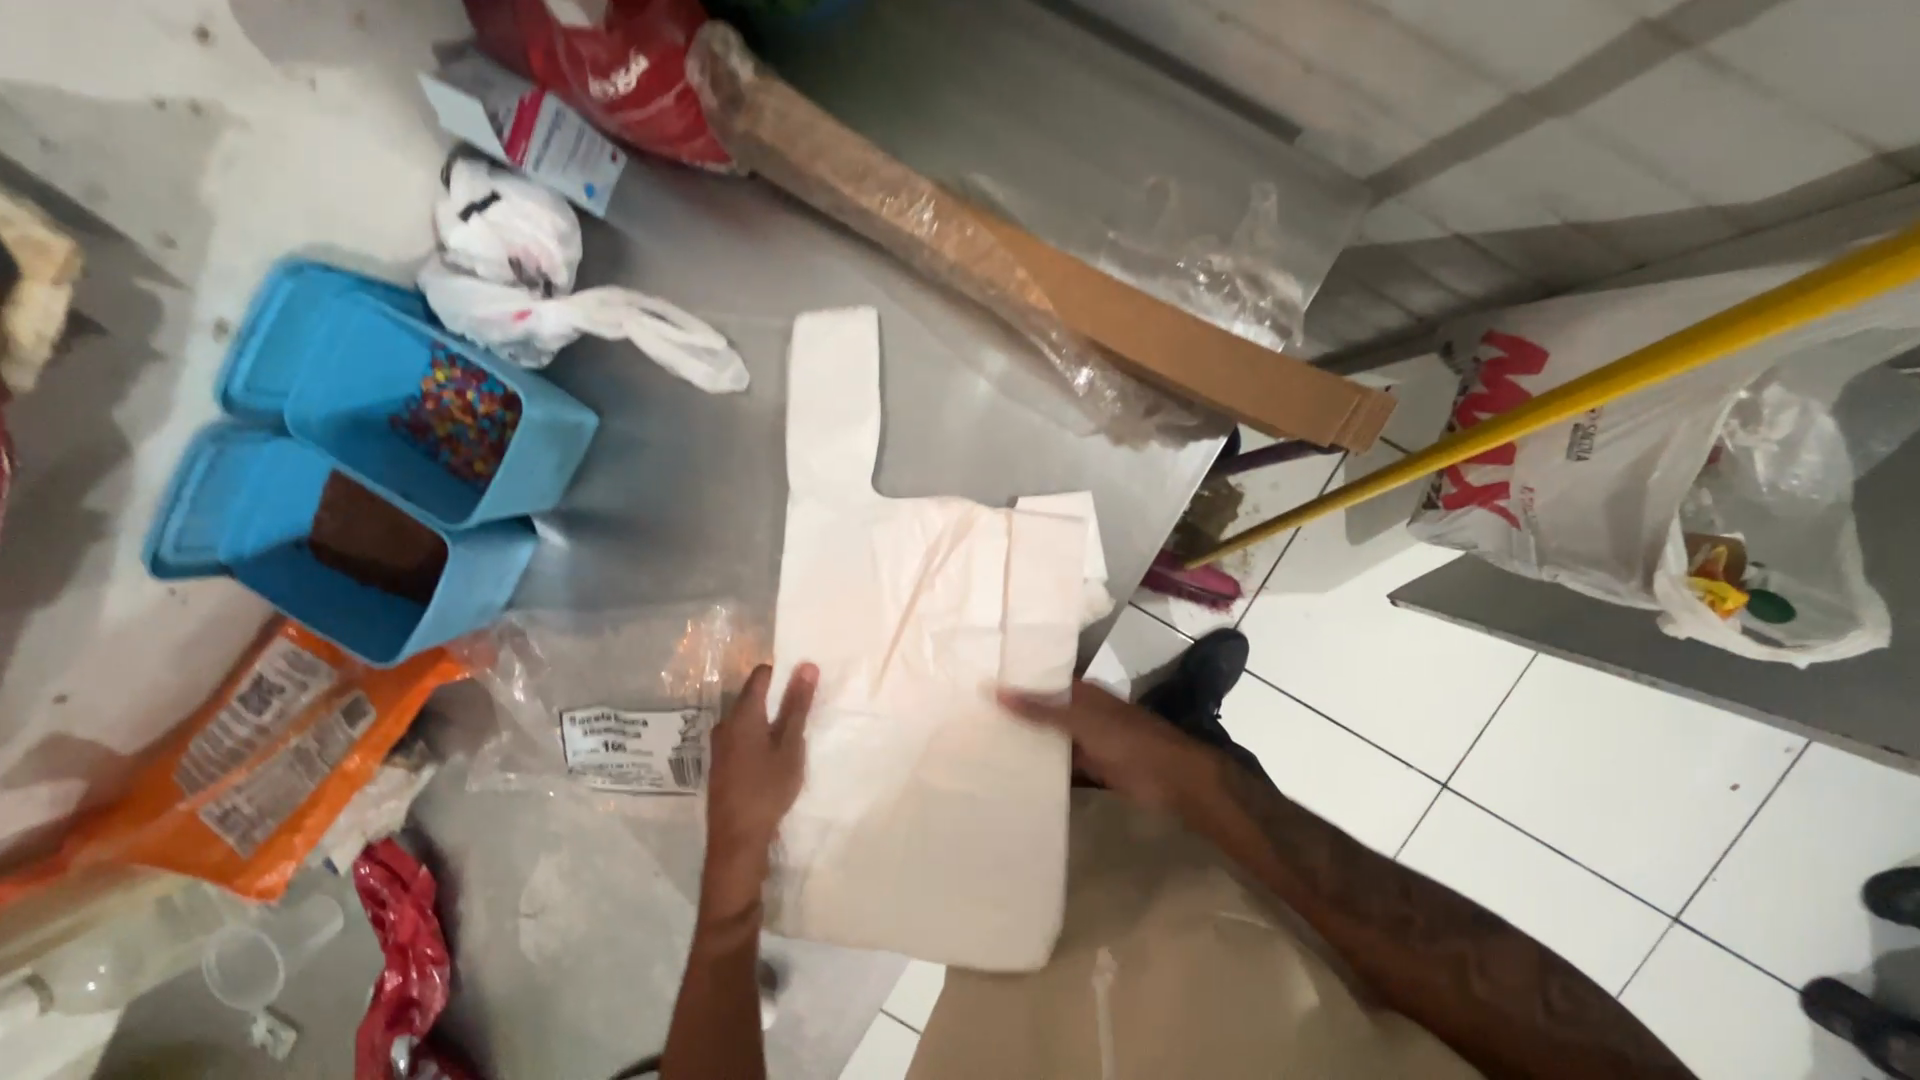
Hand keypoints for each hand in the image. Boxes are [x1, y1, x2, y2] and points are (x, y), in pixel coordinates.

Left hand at [705, 663, 817, 891]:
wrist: (736, 838)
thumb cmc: (767, 788)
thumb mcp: (790, 746)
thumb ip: (797, 706)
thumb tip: (806, 665)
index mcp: (742, 714)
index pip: (760, 676)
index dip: (782, 673)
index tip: (803, 681)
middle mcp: (725, 725)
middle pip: (751, 697)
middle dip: (776, 697)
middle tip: (803, 707)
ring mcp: (719, 747)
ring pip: (746, 720)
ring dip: (767, 720)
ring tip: (792, 732)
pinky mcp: (720, 766)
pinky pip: (741, 739)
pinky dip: (758, 738)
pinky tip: (772, 756)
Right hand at [997, 680, 1218, 812]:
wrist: (1172, 779)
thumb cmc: (1128, 740)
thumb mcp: (1081, 721)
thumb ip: (1041, 710)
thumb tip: (996, 691)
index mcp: (1083, 693)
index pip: (1044, 681)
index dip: (1017, 682)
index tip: (980, 684)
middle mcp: (1083, 714)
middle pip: (1045, 712)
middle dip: (1017, 715)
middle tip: (971, 718)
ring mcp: (1088, 742)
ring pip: (1051, 740)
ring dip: (1028, 744)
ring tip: (982, 746)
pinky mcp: (1092, 769)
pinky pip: (1061, 766)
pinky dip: (1043, 769)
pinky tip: (1014, 774)